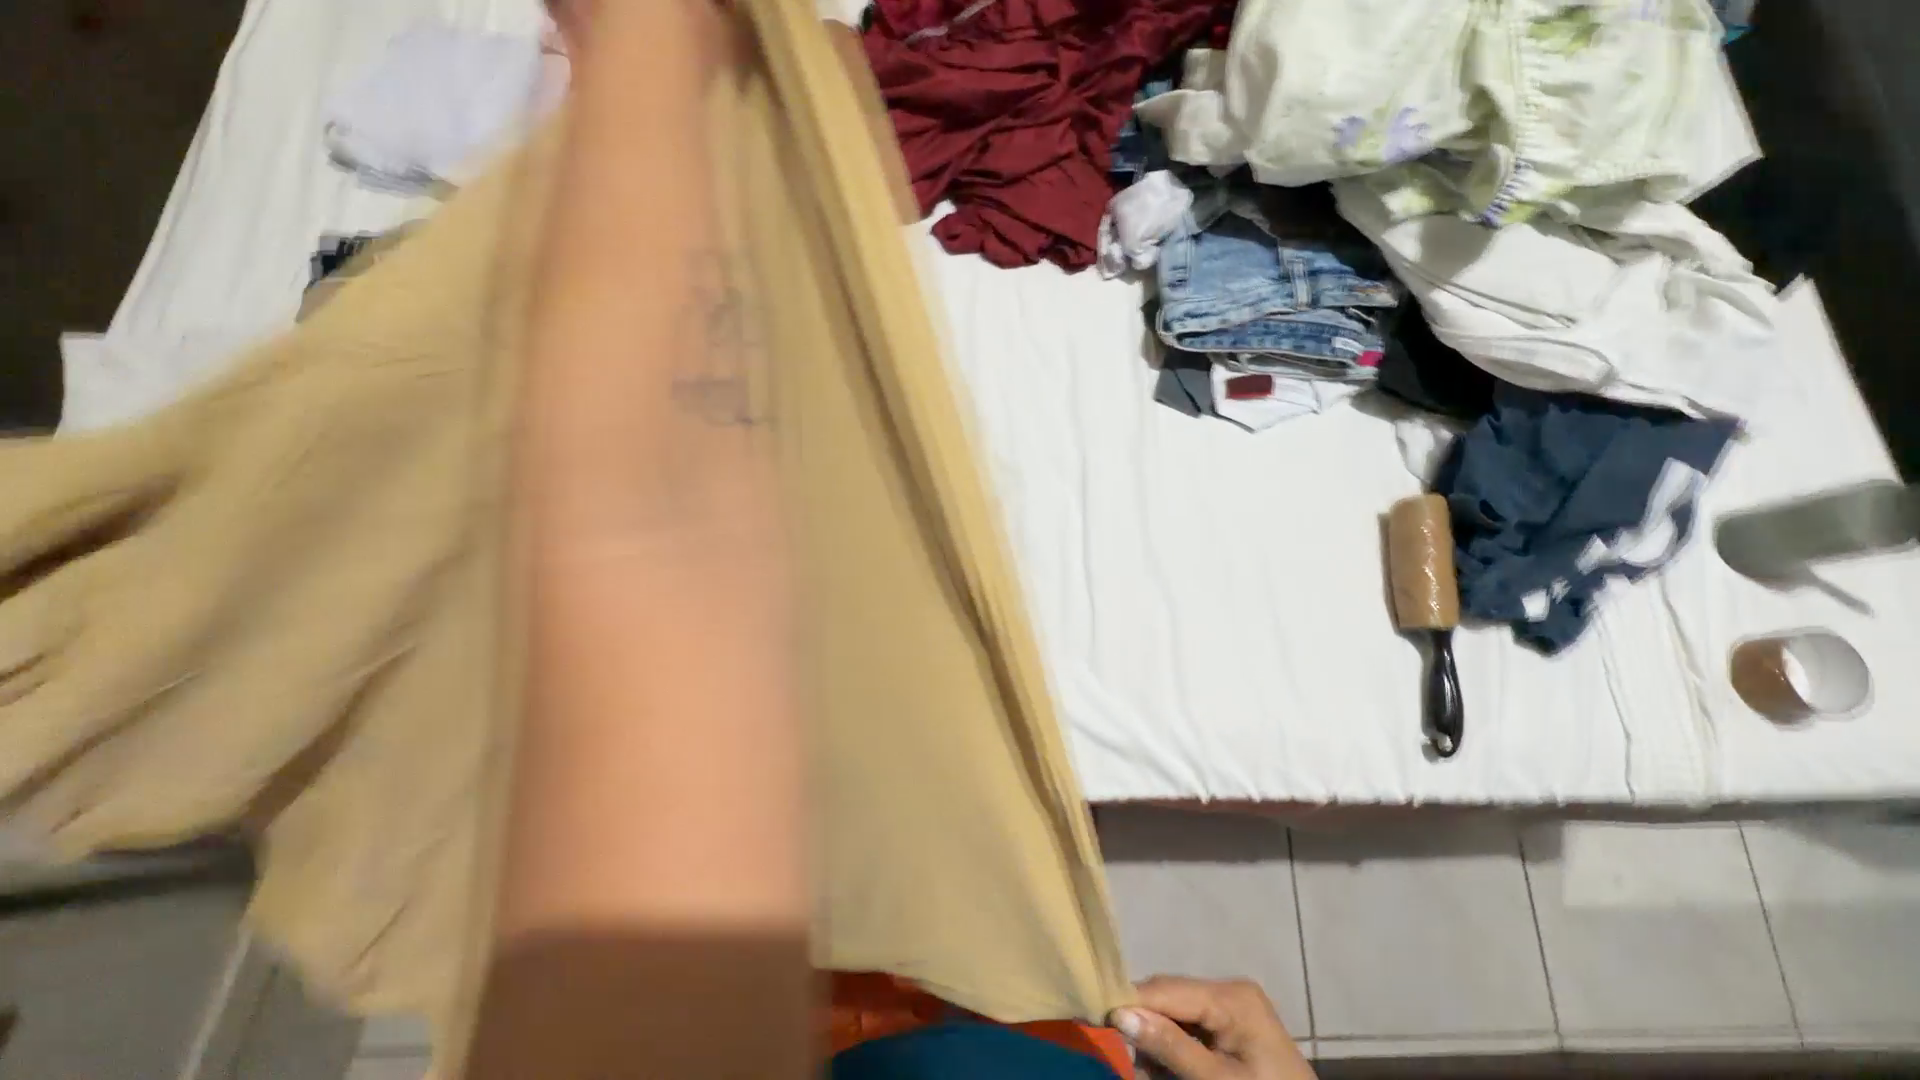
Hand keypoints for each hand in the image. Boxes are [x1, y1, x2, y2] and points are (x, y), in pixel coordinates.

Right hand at [1112, 977, 1315, 1079]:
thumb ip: (1171, 1048)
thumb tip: (1119, 1014)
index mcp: (1232, 997)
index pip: (1165, 990)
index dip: (1128, 1003)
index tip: (1094, 1020)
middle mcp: (1230, 990)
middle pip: (1167, 996)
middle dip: (1143, 1025)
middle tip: (1124, 1060)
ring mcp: (1232, 1006)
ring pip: (1173, 1011)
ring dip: (1155, 1041)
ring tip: (1151, 1073)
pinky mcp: (1232, 1024)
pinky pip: (1189, 1025)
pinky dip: (1173, 1047)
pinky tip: (1168, 1071)